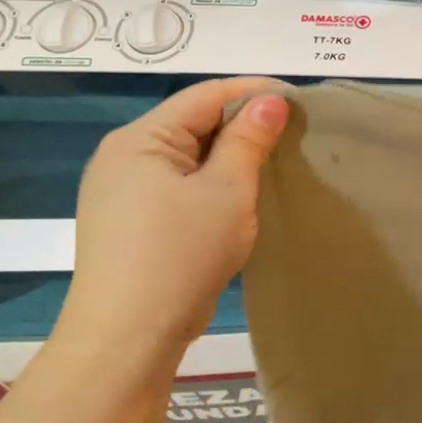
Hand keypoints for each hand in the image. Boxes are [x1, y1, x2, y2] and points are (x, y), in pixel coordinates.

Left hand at [61, 77, 290, 354]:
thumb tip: (271, 101)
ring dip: (230, 153)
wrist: (129, 331)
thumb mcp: (227, 191)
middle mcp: (123, 156)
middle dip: (243, 122)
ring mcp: (122, 191)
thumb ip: (249, 141)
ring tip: (275, 160)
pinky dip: (212, 179)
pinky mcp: (131, 221)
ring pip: (187, 155)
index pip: (204, 96)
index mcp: (140, 139)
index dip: (252, 91)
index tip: (299, 98)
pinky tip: (240, 194)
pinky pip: (178, 183)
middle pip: (192, 122)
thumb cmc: (181, 252)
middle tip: (295, 131)